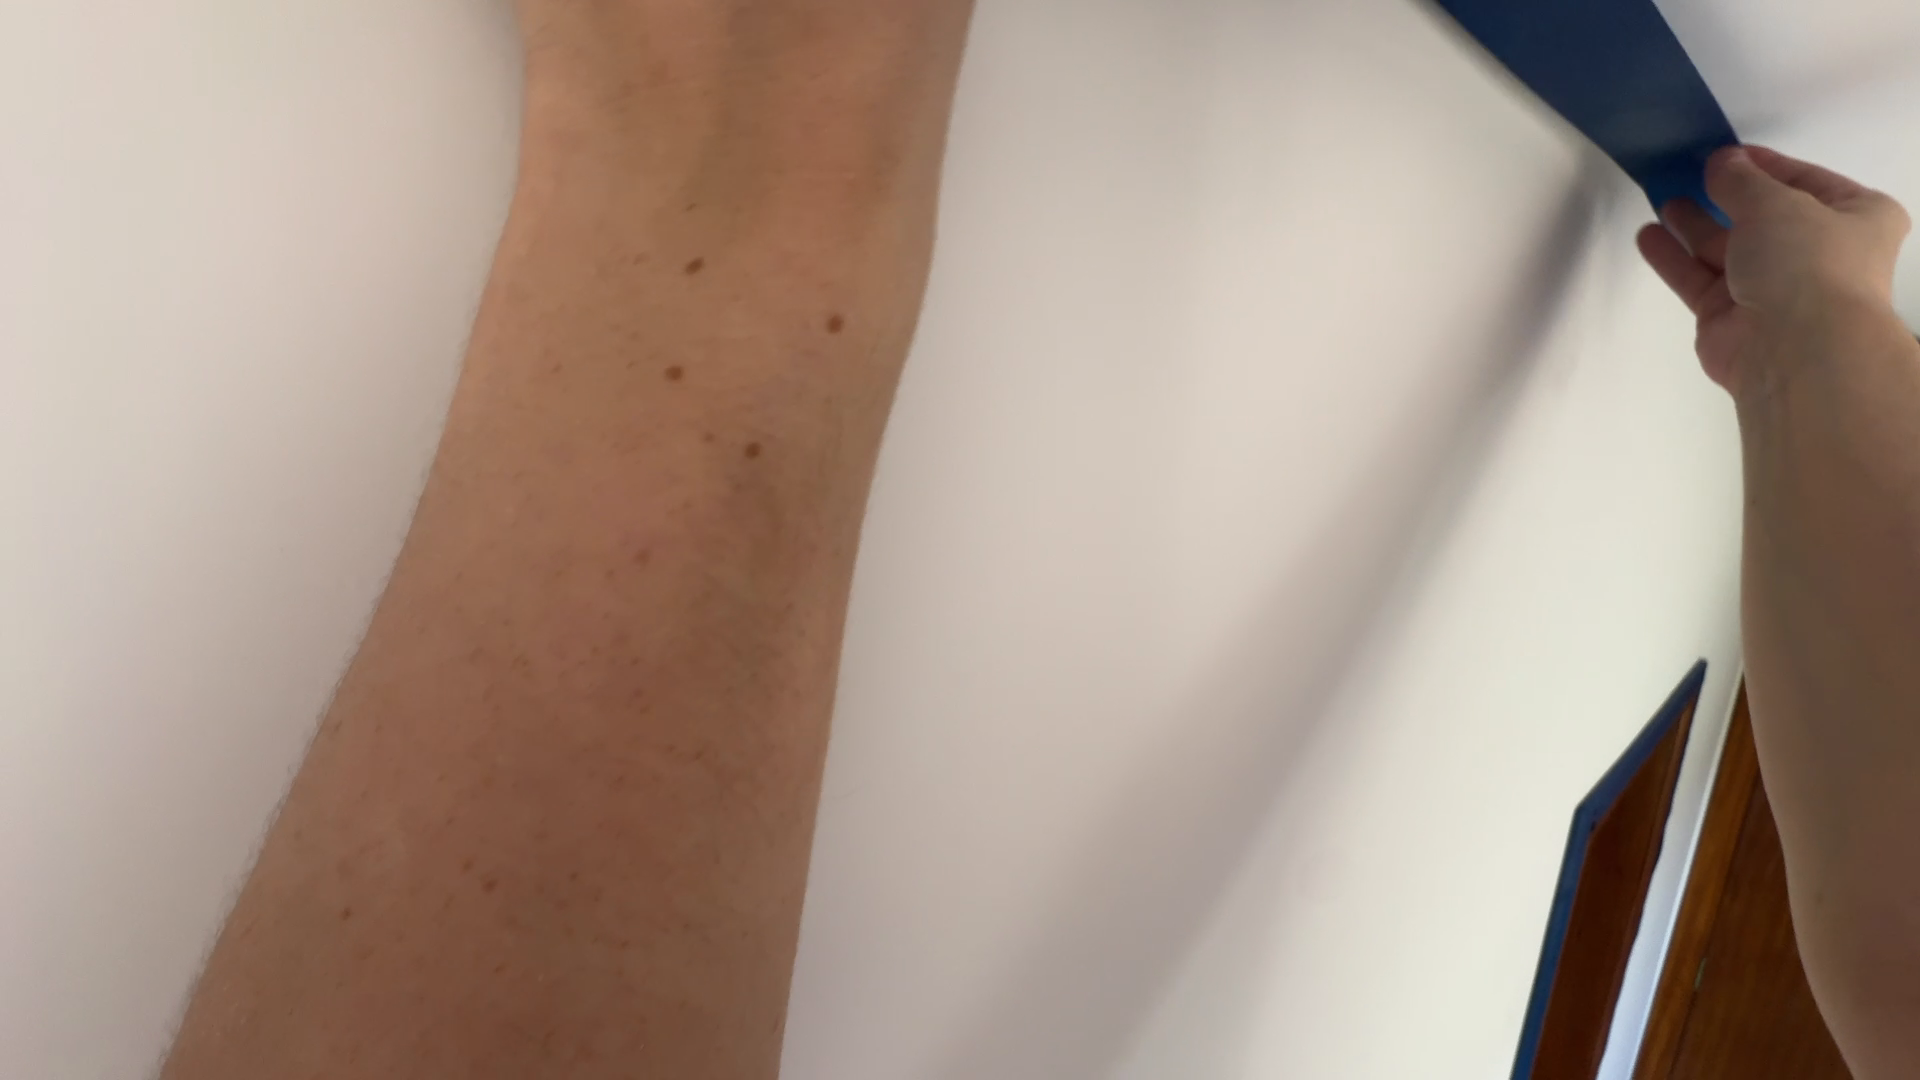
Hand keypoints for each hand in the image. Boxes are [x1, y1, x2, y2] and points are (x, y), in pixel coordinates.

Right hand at [1638, 146, 1910, 399]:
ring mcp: (1766, 282)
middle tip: (1684, 176)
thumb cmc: (1806, 263)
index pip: (1803, 181)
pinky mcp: (1724, 310)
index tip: (1721, 154)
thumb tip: (1721, 160)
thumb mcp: (1779, 206)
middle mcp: (1811, 249)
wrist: (1792, 344)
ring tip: (1661, 201)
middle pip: (1758, 215)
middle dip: (1721, 196)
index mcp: (1852, 216)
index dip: (1761, 166)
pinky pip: (1695, 276)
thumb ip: (1743, 182)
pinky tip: (1648, 236)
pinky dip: (1672, 256)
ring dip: (1691, 225)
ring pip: (1722, 247)